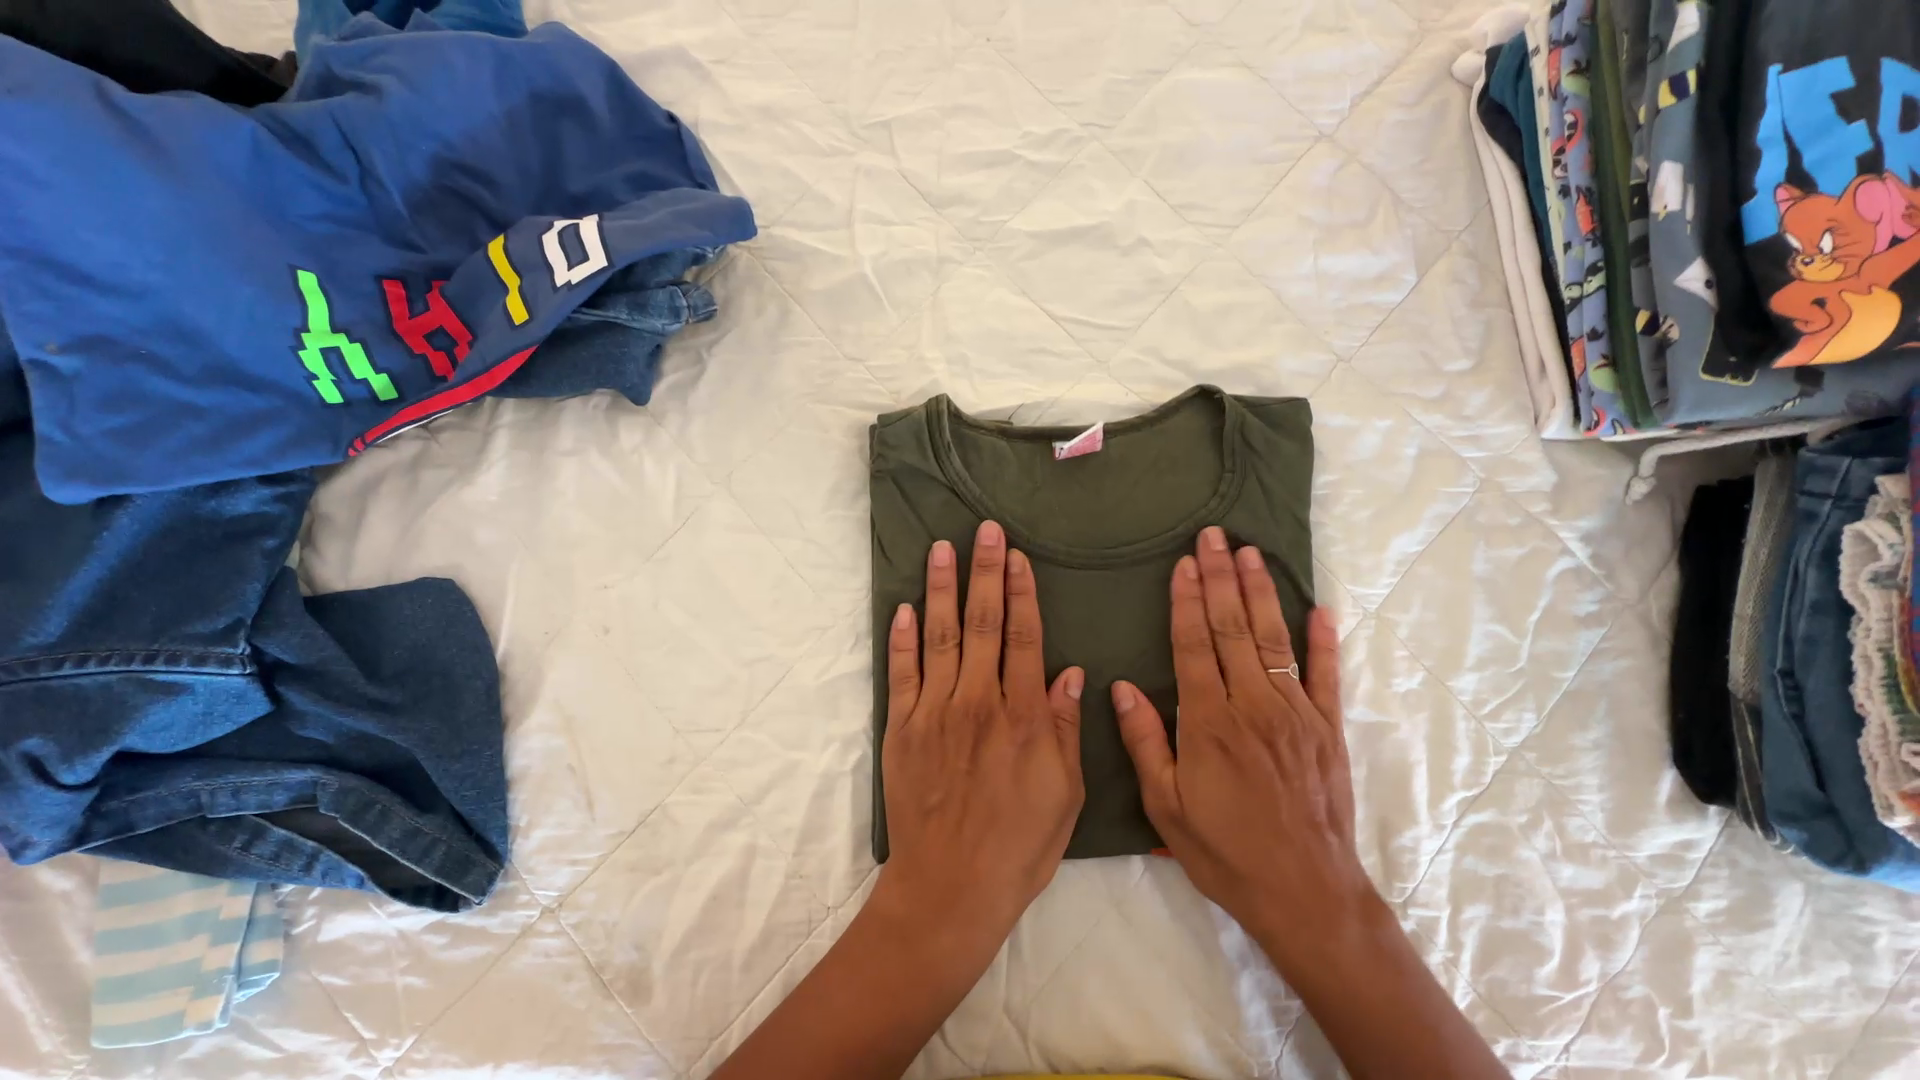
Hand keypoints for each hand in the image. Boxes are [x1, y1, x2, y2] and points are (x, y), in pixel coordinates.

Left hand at [879, 520, 1085, 943]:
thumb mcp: (1065, 793)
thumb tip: (1072, 672)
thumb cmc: (1019, 846)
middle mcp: (979, 702)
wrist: (951, 887)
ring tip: (941, 548)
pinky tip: (904, 607)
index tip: (1017, 556)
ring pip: (938, 636)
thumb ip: (1065, 728)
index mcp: (1024, 716)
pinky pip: (901, 673)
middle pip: (981, 623)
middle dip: (984, 572)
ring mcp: (934, 713)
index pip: (1024, 637)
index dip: (1021, 592)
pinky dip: (901, 638)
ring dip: (940, 589)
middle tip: (983, 530)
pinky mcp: (901, 730)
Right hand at [1114, 526, 1376, 962]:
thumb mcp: (1167, 807)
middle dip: (1220, 578)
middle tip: (1214, 536)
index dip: (1186, 601)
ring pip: (1274, 640)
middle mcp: (1252, 706)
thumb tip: (1121, 688)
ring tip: (1251, 553)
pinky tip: (1320, 610)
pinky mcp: (1327, 730)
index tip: (1183, 562)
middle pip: (1233, 629)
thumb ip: (1145, 743)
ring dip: (1261, 593)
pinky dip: (1324, 642)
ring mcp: (1295, 714)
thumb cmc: (1225, 853)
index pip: (1193, 646)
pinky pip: (1326, 676)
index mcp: (1207, 723)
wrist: (1306, 892)